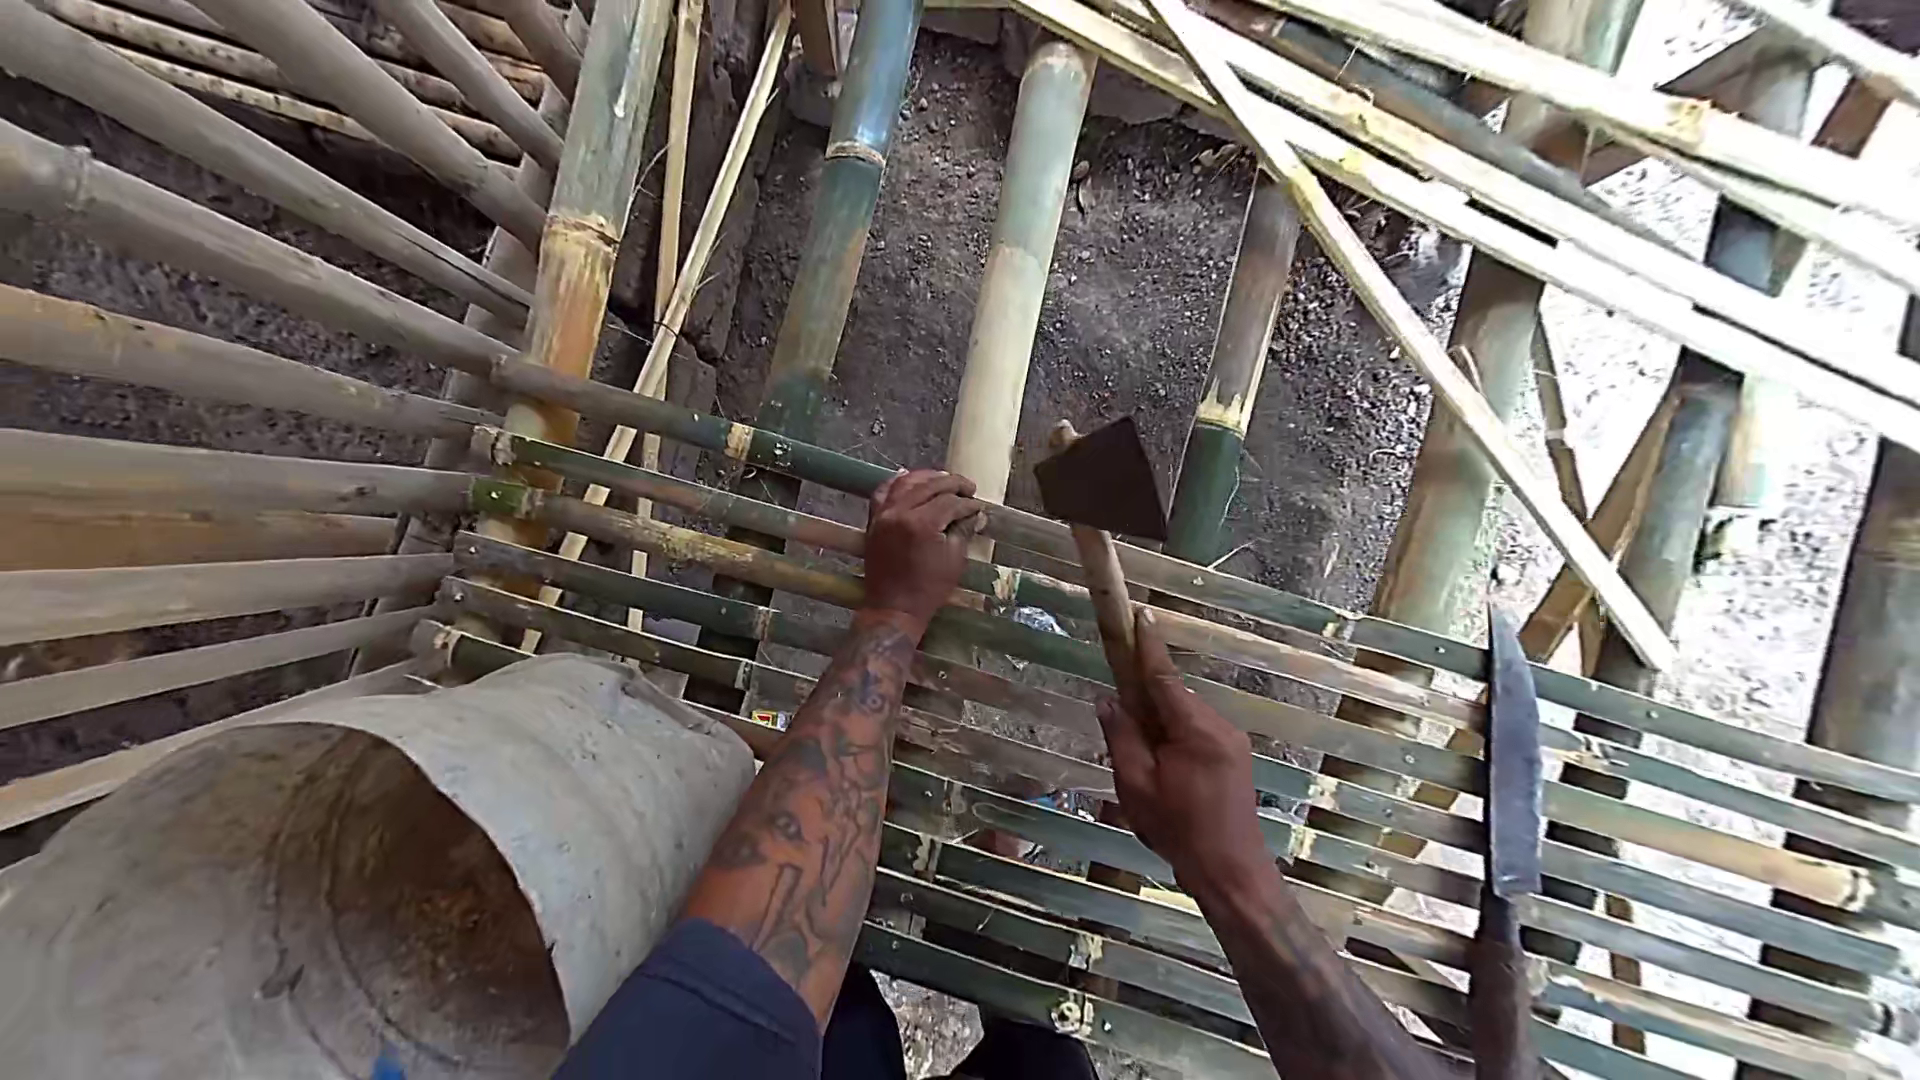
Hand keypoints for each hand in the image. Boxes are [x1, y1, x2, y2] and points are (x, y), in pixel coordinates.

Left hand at [861, 469, 981, 636]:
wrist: (894, 608)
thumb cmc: (929, 589)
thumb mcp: (955, 560)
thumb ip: (963, 530)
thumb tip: (973, 513)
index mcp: (922, 524)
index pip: (950, 502)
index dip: (967, 503)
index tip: (978, 507)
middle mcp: (900, 513)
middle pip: (929, 485)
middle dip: (952, 484)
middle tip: (968, 489)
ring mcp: (883, 515)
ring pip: (905, 483)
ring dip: (927, 477)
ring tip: (944, 480)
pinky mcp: (873, 521)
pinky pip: (883, 492)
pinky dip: (897, 483)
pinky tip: (909, 477)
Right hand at [1097, 608, 1270, 891]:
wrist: (1233, 875)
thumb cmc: (1179, 831)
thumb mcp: (1136, 784)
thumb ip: (1122, 736)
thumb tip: (1107, 699)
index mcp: (1196, 730)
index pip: (1164, 677)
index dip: (1148, 646)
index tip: (1140, 615)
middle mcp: (1219, 726)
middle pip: (1173, 696)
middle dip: (1144, 698)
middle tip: (1119, 718)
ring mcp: (1232, 741)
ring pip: (1184, 714)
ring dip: (1159, 721)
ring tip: (1141, 758)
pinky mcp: (1235, 755)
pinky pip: (1196, 730)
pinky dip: (1174, 734)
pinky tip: (1162, 765)